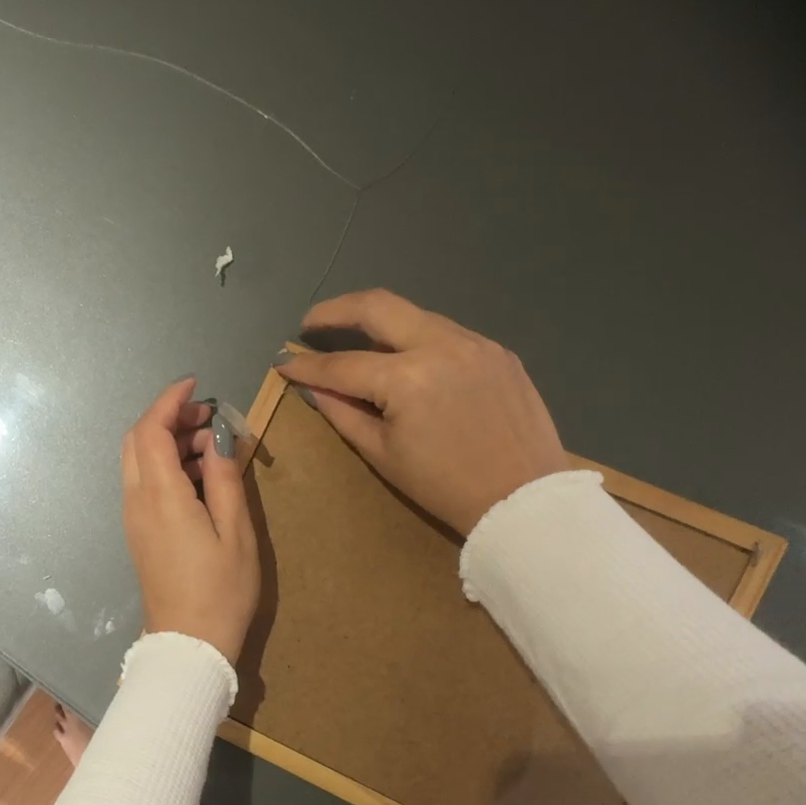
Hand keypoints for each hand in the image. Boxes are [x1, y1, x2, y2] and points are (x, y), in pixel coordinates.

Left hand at [121, 377, 259, 663]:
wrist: (188, 642)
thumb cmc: (221, 590)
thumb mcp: (236, 531)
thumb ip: (225, 477)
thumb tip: (219, 436)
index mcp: (161, 496)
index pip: (150, 430)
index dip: (169, 400)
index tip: (195, 385)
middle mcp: (137, 501)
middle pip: (136, 440)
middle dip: (168, 418)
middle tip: (209, 418)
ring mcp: (133, 517)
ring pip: (137, 461)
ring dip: (167, 442)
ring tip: (213, 445)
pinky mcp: (138, 531)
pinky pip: (143, 483)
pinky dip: (165, 465)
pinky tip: (201, 475)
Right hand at [277, 289, 568, 536]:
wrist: (524, 498)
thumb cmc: (443, 486)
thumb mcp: (381, 453)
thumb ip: (342, 412)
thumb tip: (313, 387)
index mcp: (407, 379)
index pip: (341, 365)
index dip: (306, 366)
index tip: (281, 363)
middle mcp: (441, 346)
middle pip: (377, 306)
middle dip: (335, 310)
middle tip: (309, 323)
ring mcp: (474, 343)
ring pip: (414, 315)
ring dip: (378, 322)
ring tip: (353, 338)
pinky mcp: (497, 350)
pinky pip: (445, 332)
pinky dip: (414, 339)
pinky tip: (405, 359)